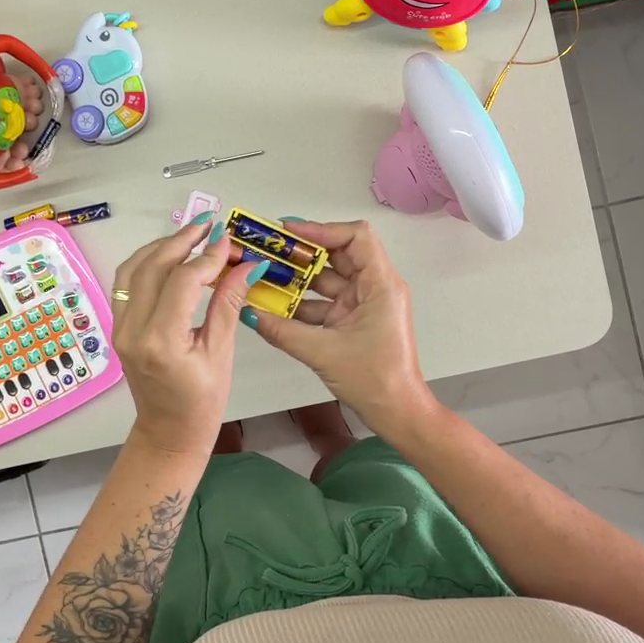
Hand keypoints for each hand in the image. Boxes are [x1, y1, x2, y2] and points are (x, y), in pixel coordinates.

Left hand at [110, 217, 261, 457]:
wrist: (168, 432)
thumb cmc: (202, 402)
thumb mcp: (221, 353)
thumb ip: (228, 304)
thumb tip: (247, 263)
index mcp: (161, 341)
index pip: (182, 281)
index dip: (207, 256)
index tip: (229, 241)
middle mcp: (133, 330)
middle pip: (152, 267)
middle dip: (182, 241)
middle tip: (209, 225)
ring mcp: (120, 327)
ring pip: (132, 270)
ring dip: (160, 247)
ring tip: (191, 235)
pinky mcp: (118, 327)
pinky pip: (126, 284)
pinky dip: (146, 263)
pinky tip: (170, 256)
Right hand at [245, 219, 438, 433]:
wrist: (396, 412)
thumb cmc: (372, 378)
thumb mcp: (322, 352)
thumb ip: (282, 330)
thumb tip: (247, 313)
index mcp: (380, 285)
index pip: (355, 237)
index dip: (321, 230)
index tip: (288, 233)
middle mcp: (375, 287)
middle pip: (338, 255)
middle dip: (302, 253)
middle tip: (268, 250)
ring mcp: (364, 304)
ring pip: (328, 279)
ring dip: (298, 279)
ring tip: (264, 275)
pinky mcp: (354, 321)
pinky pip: (325, 303)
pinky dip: (302, 303)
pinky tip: (274, 306)